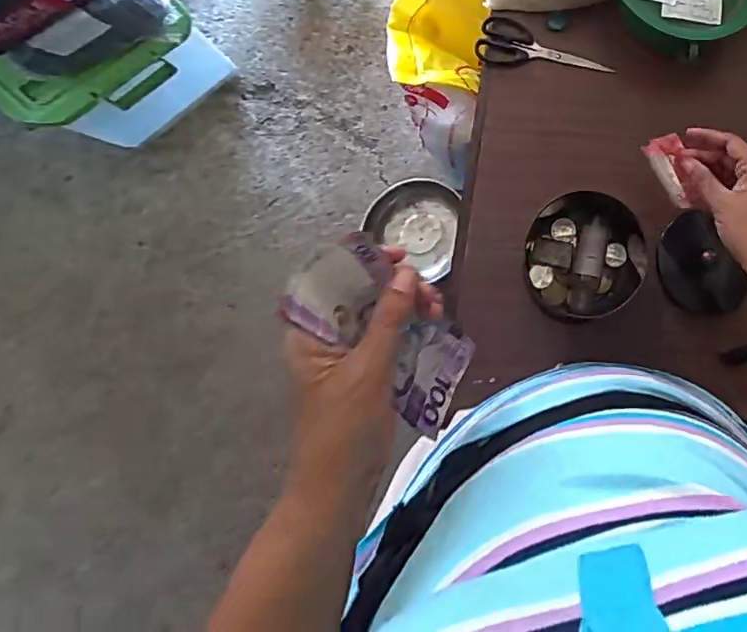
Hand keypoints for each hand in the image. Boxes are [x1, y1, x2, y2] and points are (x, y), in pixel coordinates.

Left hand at [284, 247, 442, 487]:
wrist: (338, 491)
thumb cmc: (342, 432)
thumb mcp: (368, 370)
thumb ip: (388, 319)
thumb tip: (407, 273)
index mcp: (310, 330)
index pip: (333, 276)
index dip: (364, 258)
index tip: (399, 255)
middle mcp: (326, 334)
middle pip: (362, 290)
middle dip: (397, 284)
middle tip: (428, 291)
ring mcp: (347, 351)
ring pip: (380, 310)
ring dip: (408, 304)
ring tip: (436, 310)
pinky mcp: (367, 367)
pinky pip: (390, 333)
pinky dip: (410, 325)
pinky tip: (432, 325)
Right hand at [677, 129, 746, 280]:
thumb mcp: (722, 203)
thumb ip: (703, 179)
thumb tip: (687, 162)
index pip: (730, 143)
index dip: (706, 137)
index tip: (686, 136)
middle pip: (726, 158)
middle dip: (701, 157)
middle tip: (677, 157)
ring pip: (725, 174)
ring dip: (703, 173)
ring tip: (679, 172)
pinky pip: (727, 189)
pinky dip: (710, 188)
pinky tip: (691, 190)